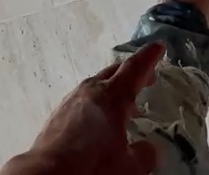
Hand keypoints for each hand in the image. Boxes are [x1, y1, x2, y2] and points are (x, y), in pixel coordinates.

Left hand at [0, 42, 164, 174]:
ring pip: (98, 84)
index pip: (134, 69)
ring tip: (127, 104)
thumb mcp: (128, 168)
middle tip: (148, 78)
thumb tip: (150, 148)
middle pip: (115, 72)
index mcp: (111, 96)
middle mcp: (91, 90)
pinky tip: (101, 119)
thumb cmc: (93, 167)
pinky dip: (100, 100)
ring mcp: (73, 99)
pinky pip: (86, 97)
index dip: (149, 57)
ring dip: (115, 88)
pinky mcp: (60, 112)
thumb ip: (143, 155)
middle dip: (133, 73)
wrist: (49, 173)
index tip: (159, 46)